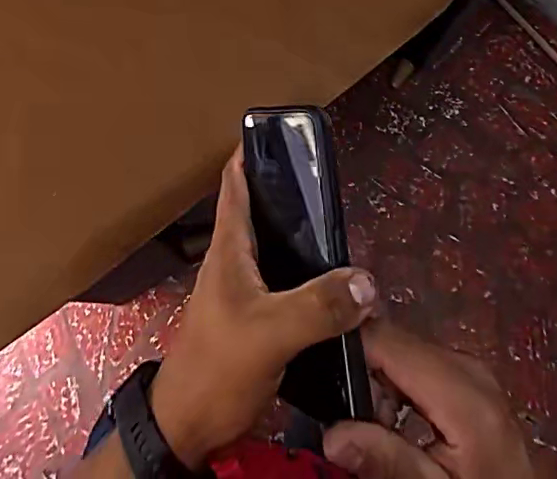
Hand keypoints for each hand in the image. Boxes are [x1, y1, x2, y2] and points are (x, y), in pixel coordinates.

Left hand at [147, 148, 378, 466]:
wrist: (190, 424)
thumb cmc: (217, 366)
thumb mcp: (269, 332)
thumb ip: (317, 305)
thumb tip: (366, 279)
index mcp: (229, 246)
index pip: (235, 182)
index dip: (252, 152)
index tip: (280, 131)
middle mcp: (234, 258)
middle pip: (259, 208)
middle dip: (286, 188)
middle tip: (324, 176)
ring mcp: (244, 287)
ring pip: (274, 244)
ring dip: (299, 231)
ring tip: (336, 222)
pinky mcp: (256, 315)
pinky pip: (285, 278)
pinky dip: (306, 269)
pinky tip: (332, 279)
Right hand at [323, 321, 538, 478]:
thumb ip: (388, 462)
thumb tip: (331, 434)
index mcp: (461, 391)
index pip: (383, 338)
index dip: (346, 353)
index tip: (322, 387)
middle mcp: (467, 366)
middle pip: (391, 342)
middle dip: (362, 376)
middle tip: (350, 426)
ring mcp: (471, 371)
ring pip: (401, 351)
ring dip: (377, 385)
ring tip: (374, 434)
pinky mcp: (471, 382)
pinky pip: (418, 366)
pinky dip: (397, 390)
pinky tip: (396, 428)